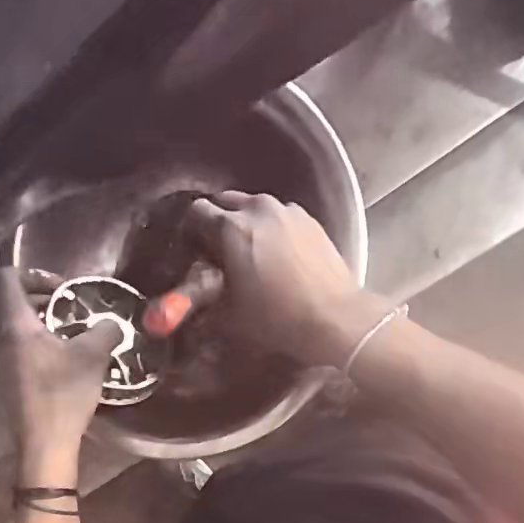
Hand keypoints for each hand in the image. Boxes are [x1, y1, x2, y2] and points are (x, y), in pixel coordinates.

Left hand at [0, 268, 123, 483]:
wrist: (45, 443)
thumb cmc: (64, 393)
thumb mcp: (93, 356)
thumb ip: (105, 329)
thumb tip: (111, 322)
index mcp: (16, 324)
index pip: (10, 278)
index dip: (36, 273)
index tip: (65, 288)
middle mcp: (4, 338)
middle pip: (18, 302)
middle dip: (48, 299)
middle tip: (76, 309)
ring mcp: (6, 361)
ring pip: (24, 328)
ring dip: (50, 324)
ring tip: (79, 335)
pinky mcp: (14, 380)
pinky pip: (27, 349)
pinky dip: (46, 345)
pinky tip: (71, 361)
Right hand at [186, 192, 394, 366]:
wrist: (335, 318)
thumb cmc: (277, 319)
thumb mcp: (229, 315)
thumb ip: (203, 298)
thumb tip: (192, 294)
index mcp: (231, 228)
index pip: (195, 213)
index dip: (188, 234)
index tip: (191, 256)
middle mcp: (258, 208)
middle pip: (223, 203)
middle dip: (215, 226)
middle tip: (216, 256)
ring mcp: (287, 210)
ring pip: (253, 208)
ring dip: (244, 226)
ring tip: (248, 256)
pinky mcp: (309, 219)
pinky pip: (278, 217)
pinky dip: (269, 230)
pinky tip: (275, 257)